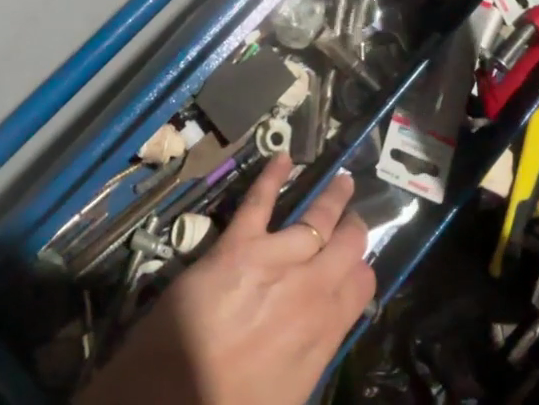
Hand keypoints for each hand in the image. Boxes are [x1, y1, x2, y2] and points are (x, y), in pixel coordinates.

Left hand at [76, 156, 374, 404]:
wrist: (175, 394)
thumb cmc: (234, 401)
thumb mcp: (292, 386)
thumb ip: (313, 347)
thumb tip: (321, 324)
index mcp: (326, 330)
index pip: (363, 284)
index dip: (362, 267)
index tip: (360, 259)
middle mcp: (310, 289)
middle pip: (347, 246)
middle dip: (354, 227)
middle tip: (355, 216)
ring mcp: (275, 261)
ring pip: (315, 219)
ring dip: (331, 197)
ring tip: (341, 182)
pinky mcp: (237, 245)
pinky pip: (260, 202)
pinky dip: (272, 177)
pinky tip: (284, 158)